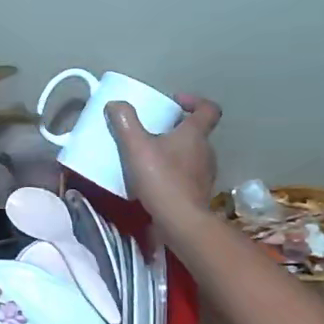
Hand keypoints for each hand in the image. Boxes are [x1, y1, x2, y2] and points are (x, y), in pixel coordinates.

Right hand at [105, 95, 221, 226]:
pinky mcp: (199, 194)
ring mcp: (205, 174)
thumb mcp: (136, 147)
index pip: (208, 109)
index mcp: (195, 134)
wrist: (180, 221)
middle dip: (177, 130)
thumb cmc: (162, 178)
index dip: (195, 102)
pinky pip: (188, 176)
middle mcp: (206, 151)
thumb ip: (125, 123)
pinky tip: (155, 181)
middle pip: (197, 133)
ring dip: (175, 152)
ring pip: (192, 155)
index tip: (175, 103)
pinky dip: (174, 173)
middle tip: (155, 131)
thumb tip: (116, 104)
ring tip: (151, 157)